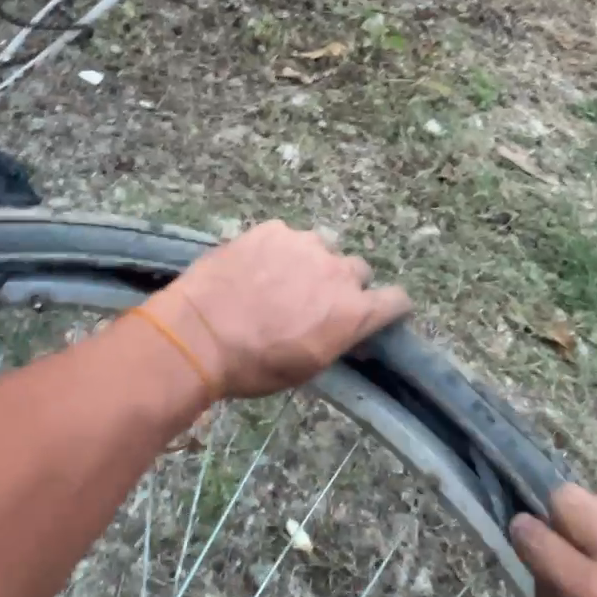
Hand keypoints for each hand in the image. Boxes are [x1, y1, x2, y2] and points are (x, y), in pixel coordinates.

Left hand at [148, 221, 410, 398]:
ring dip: (311, 262)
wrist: (199, 334)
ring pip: (322, 247)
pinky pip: (286, 236)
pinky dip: (278, 249)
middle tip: (315, 300)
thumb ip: (338, 340)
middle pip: (358, 270)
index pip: (397, 300)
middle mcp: (337, 271)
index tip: (377, 313)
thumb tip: (352, 334)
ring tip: (281, 279)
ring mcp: (304, 244)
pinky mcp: (272, 229)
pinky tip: (255, 266)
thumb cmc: (254, 365)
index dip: (389, 307)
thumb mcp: (307, 368)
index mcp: (353, 311)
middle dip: (344, 284)